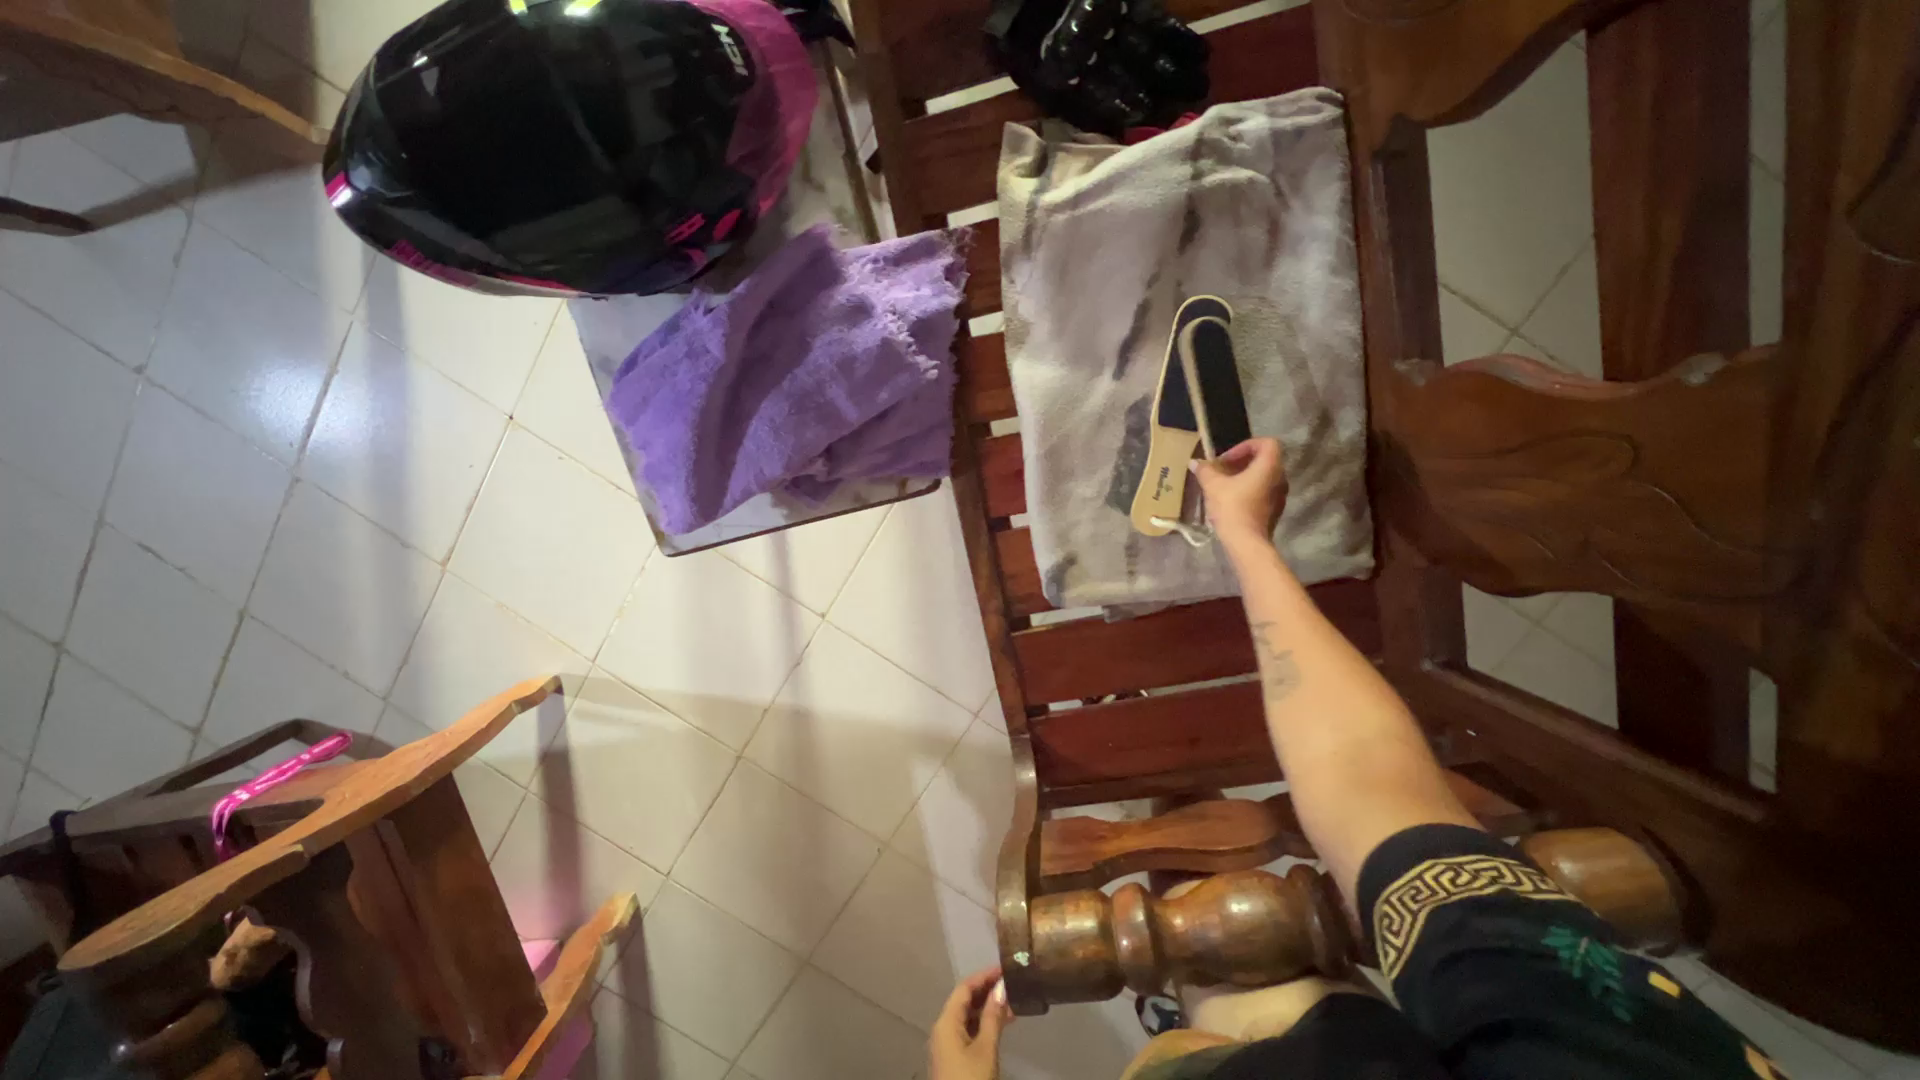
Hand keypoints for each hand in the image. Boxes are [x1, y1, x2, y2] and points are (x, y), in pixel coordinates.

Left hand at [929, 968, 1012, 1079]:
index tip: (1005, 969)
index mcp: (946, 1022)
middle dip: (987, 991)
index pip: (964, 988)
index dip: (984, 976)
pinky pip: (968, 1032)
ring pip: (967, 1017)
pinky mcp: (953, 1059)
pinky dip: (984, 1024)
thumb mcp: (985, 1049)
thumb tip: (1001, 988)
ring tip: (1012, 1004)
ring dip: (987, 1008)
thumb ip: (993, 1017)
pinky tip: (1002, 1025)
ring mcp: (946, 1045)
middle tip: (1012, 985)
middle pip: (964, 1001)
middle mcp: (942, 1029)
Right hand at [1192, 437, 1288, 544]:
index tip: (1227, 459)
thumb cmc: (1232, 508)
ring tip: (1224, 486)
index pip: (1267, 443)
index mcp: (1269, 466)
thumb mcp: (1213, 486)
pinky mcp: (1276, 510)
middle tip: (1221, 471)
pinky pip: (1264, 492)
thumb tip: (1195, 462)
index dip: (1245, 446)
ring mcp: (1280, 495)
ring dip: (1245, 477)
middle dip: (1242, 462)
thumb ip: (1205, 470)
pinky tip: (1232, 501)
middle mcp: (1280, 478)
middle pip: (1264, 460)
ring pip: (1264, 477)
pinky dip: (1250, 490)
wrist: (1247, 542)